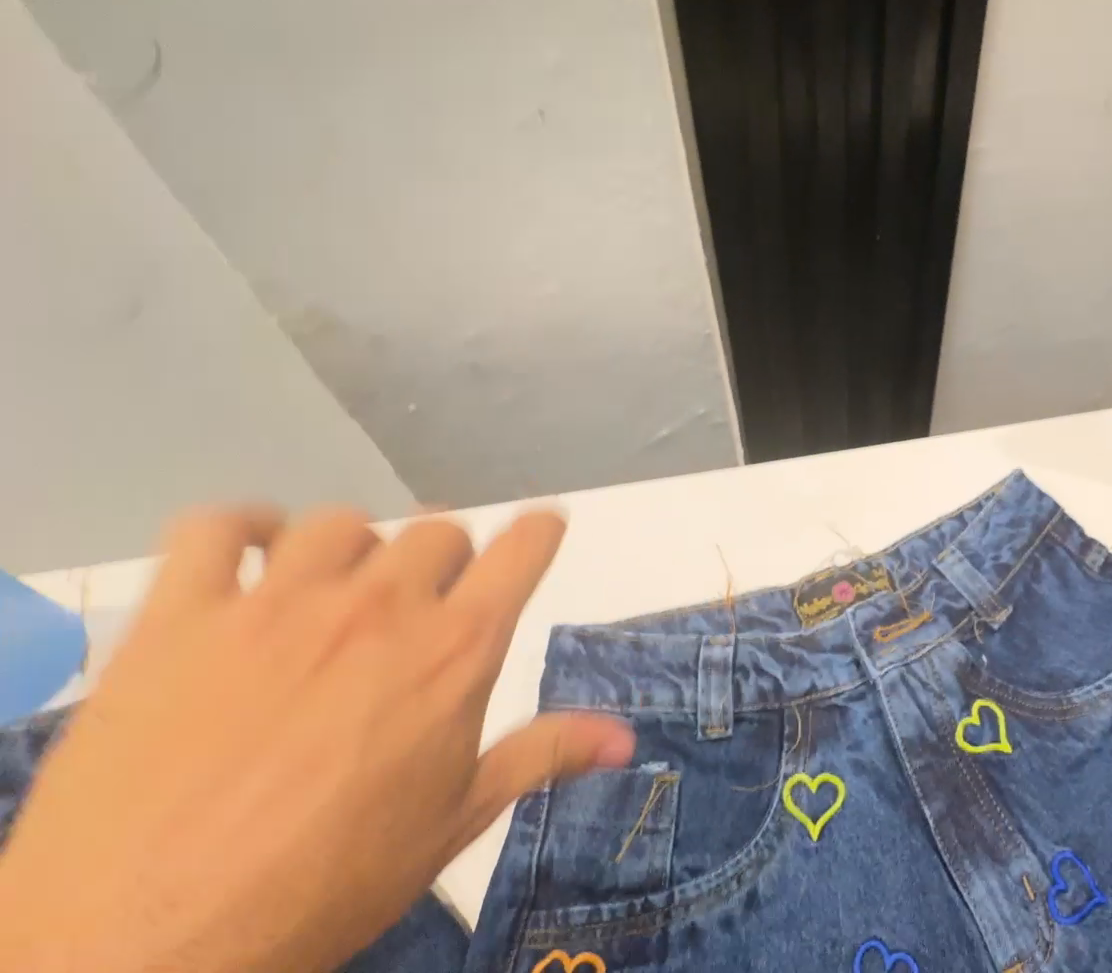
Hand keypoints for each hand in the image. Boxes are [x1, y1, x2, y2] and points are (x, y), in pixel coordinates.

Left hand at [0, 506, 634, 972]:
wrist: (142, 942)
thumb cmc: (328, 881)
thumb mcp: (456, 820)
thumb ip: (545, 755)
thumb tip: (626, 738)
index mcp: (457, 650)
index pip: (522, 550)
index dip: (540, 531)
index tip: (541, 530)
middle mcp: (382, 607)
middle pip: (437, 532)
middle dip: (446, 559)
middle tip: (427, 603)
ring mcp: (279, 605)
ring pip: (342, 524)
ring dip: (357, 547)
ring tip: (341, 589)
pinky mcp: (181, 618)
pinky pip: (216, 529)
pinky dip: (244, 526)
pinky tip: (255, 550)